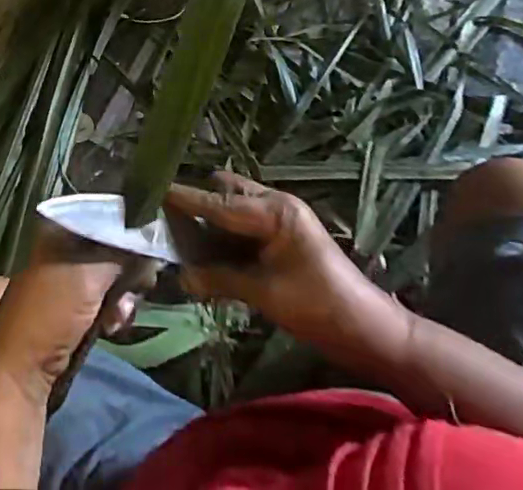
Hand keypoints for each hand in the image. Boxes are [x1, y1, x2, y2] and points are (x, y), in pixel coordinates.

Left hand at [0, 221, 156, 392]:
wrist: (24, 367)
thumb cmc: (50, 312)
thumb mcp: (86, 276)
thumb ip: (117, 256)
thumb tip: (145, 243)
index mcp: (54, 235)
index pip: (98, 222)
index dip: (123, 238)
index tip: (143, 255)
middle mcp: (60, 255)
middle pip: (108, 255)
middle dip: (127, 276)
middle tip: (133, 292)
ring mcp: (66, 284)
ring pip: (110, 282)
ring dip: (121, 301)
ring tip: (118, 318)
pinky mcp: (72, 312)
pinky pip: (103, 305)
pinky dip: (112, 315)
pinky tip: (113, 328)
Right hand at [167, 173, 412, 370]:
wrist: (373, 334)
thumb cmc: (321, 308)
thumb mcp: (264, 293)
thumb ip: (218, 278)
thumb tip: (179, 277)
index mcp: (273, 211)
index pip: (216, 200)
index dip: (181, 198)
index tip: (149, 191)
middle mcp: (275, 204)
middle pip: (223, 188)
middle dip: (197, 201)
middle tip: (172, 223)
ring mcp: (280, 218)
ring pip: (231, 203)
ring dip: (209, 218)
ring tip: (186, 240)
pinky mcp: (281, 235)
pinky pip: (241, 221)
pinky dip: (224, 232)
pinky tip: (211, 254)